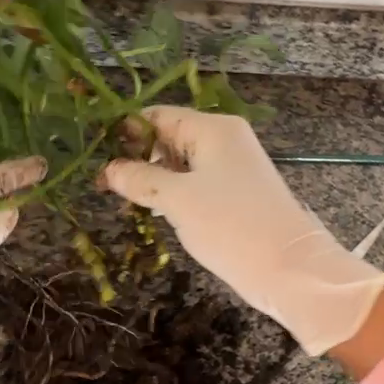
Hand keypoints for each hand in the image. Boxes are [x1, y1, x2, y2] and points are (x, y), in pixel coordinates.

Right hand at [100, 106, 383, 354]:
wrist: (288, 268)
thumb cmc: (230, 226)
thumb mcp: (176, 200)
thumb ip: (140, 180)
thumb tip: (108, 169)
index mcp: (213, 129)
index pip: (158, 116)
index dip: (125, 132)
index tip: (96, 154)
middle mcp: (225, 141)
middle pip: (170, 137)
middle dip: (138, 156)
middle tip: (105, 183)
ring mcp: (233, 169)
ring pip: (182, 164)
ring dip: (154, 178)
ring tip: (123, 199)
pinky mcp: (237, 196)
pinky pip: (197, 184)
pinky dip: (174, 194)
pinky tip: (155, 211)